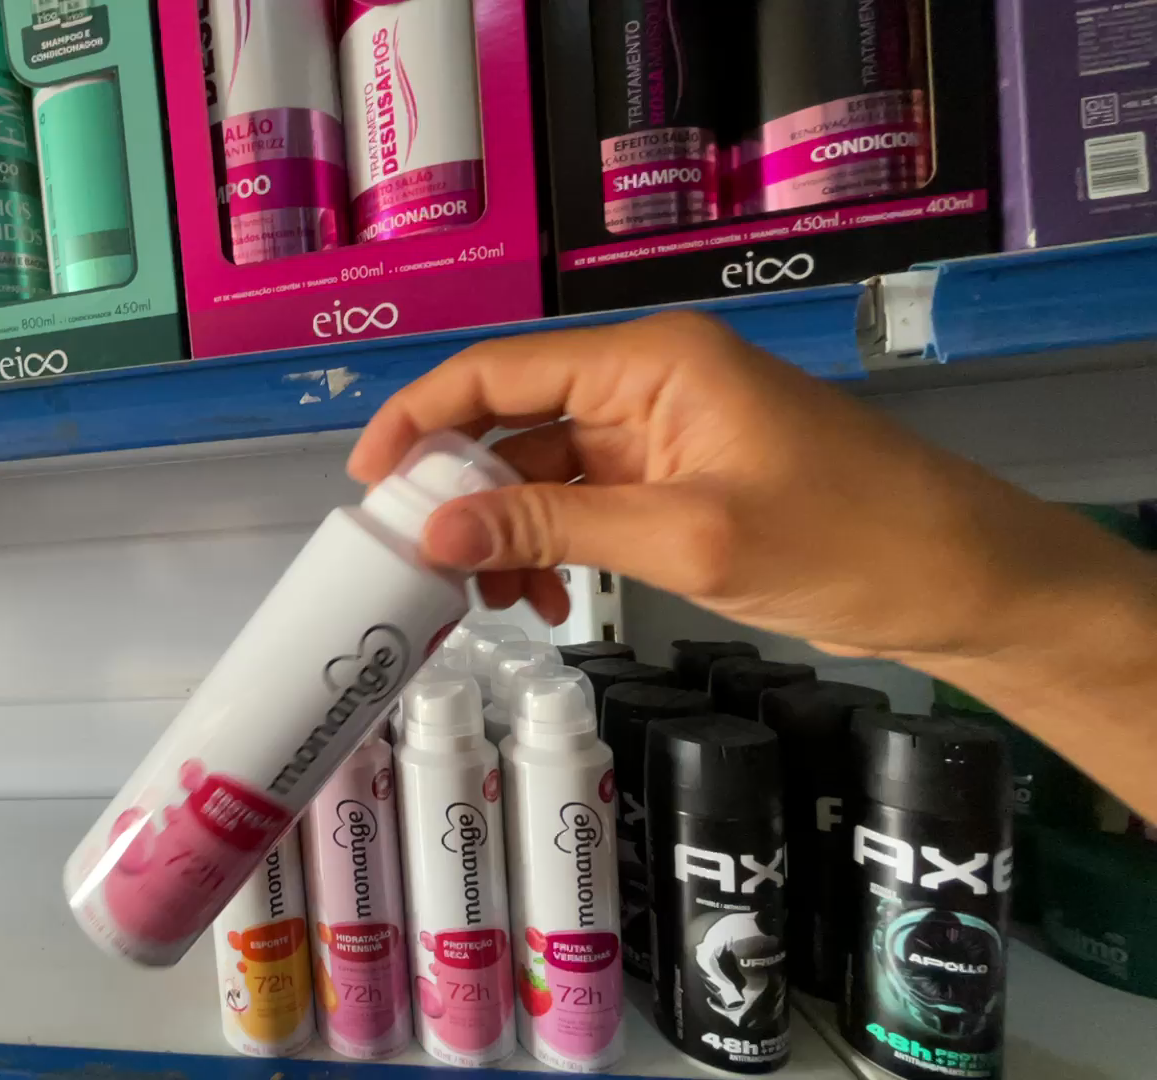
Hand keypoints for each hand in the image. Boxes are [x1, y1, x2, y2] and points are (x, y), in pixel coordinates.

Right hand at [349, 312, 1156, 819]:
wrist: (967, 588)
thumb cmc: (847, 540)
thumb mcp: (681, 535)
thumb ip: (547, 526)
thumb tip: (432, 536)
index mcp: (643, 362)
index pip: (496, 372)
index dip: (418, 417)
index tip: (367, 477)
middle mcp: (632, 385)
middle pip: (502, 425)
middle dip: (457, 492)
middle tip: (419, 555)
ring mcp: (640, 435)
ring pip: (528, 475)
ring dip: (500, 534)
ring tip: (492, 599)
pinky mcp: (651, 481)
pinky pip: (565, 507)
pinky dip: (540, 550)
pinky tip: (542, 598)